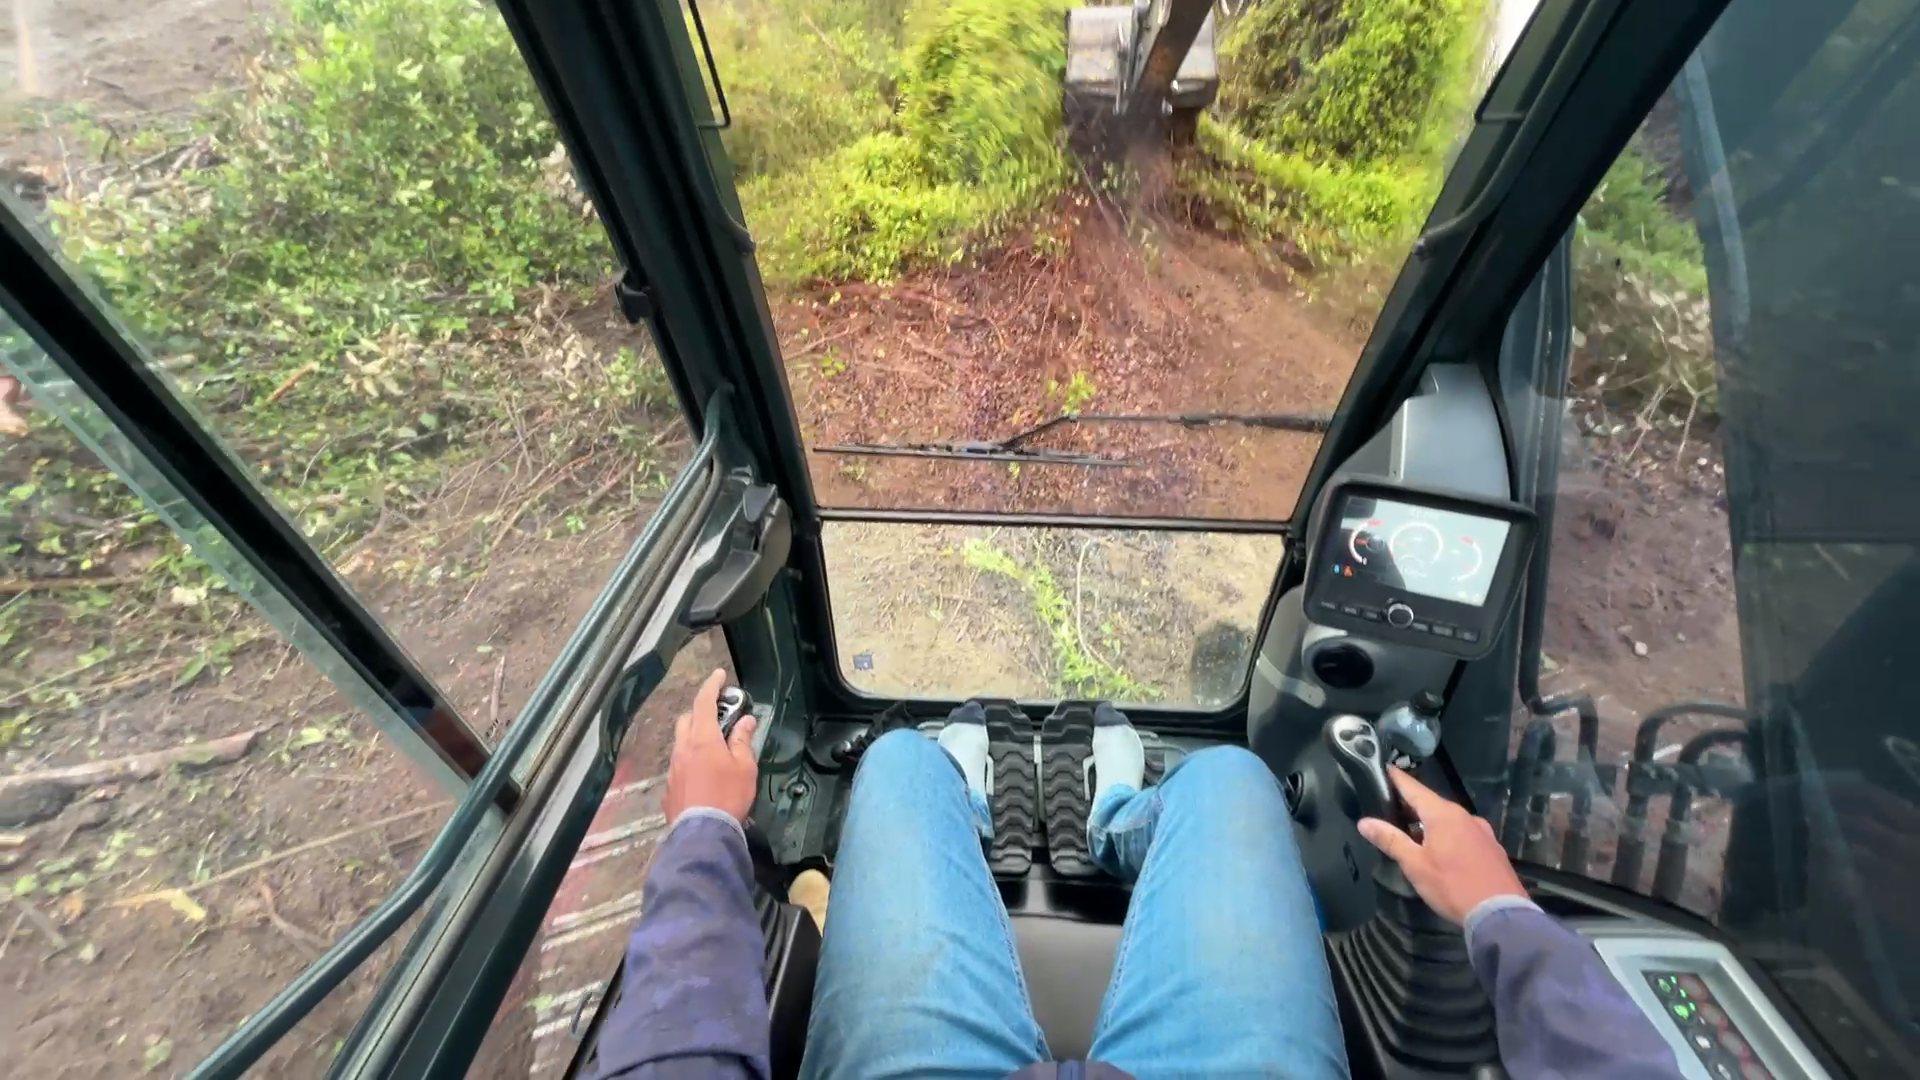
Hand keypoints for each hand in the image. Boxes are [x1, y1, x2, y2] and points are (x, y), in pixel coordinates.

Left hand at [664, 669, 759, 824]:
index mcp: (702, 739)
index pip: (704, 702)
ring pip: (681, 743)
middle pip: (687, 720)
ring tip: (715, 749)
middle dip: (701, 712)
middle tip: (720, 717)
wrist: (703, 833)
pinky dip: (691, 760)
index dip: (712, 685)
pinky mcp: (669, 788)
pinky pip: (679, 764)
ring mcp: (673, 769)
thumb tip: (745, 721)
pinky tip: (704, 774)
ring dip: (695, 738)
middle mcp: (682, 749)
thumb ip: (742, 740)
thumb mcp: (745, 766)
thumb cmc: (728, 796)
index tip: (719, 674)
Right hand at [1357, 767, 1526, 924]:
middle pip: (1431, 803)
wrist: (1504, 919)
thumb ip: (1389, 839)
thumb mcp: (1415, 864)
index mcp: (1443, 814)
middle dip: (1410, 804)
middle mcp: (1465, 816)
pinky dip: (1448, 835)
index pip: (1413, 787)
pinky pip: (1463, 833)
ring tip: (1412, 833)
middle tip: (1389, 807)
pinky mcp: (1493, 850)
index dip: (1396, 778)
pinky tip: (1441, 851)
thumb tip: (1364, 822)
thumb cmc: (1453, 886)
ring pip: (1449, 819)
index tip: (1383, 767)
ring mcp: (1483, 833)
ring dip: (1429, 822)